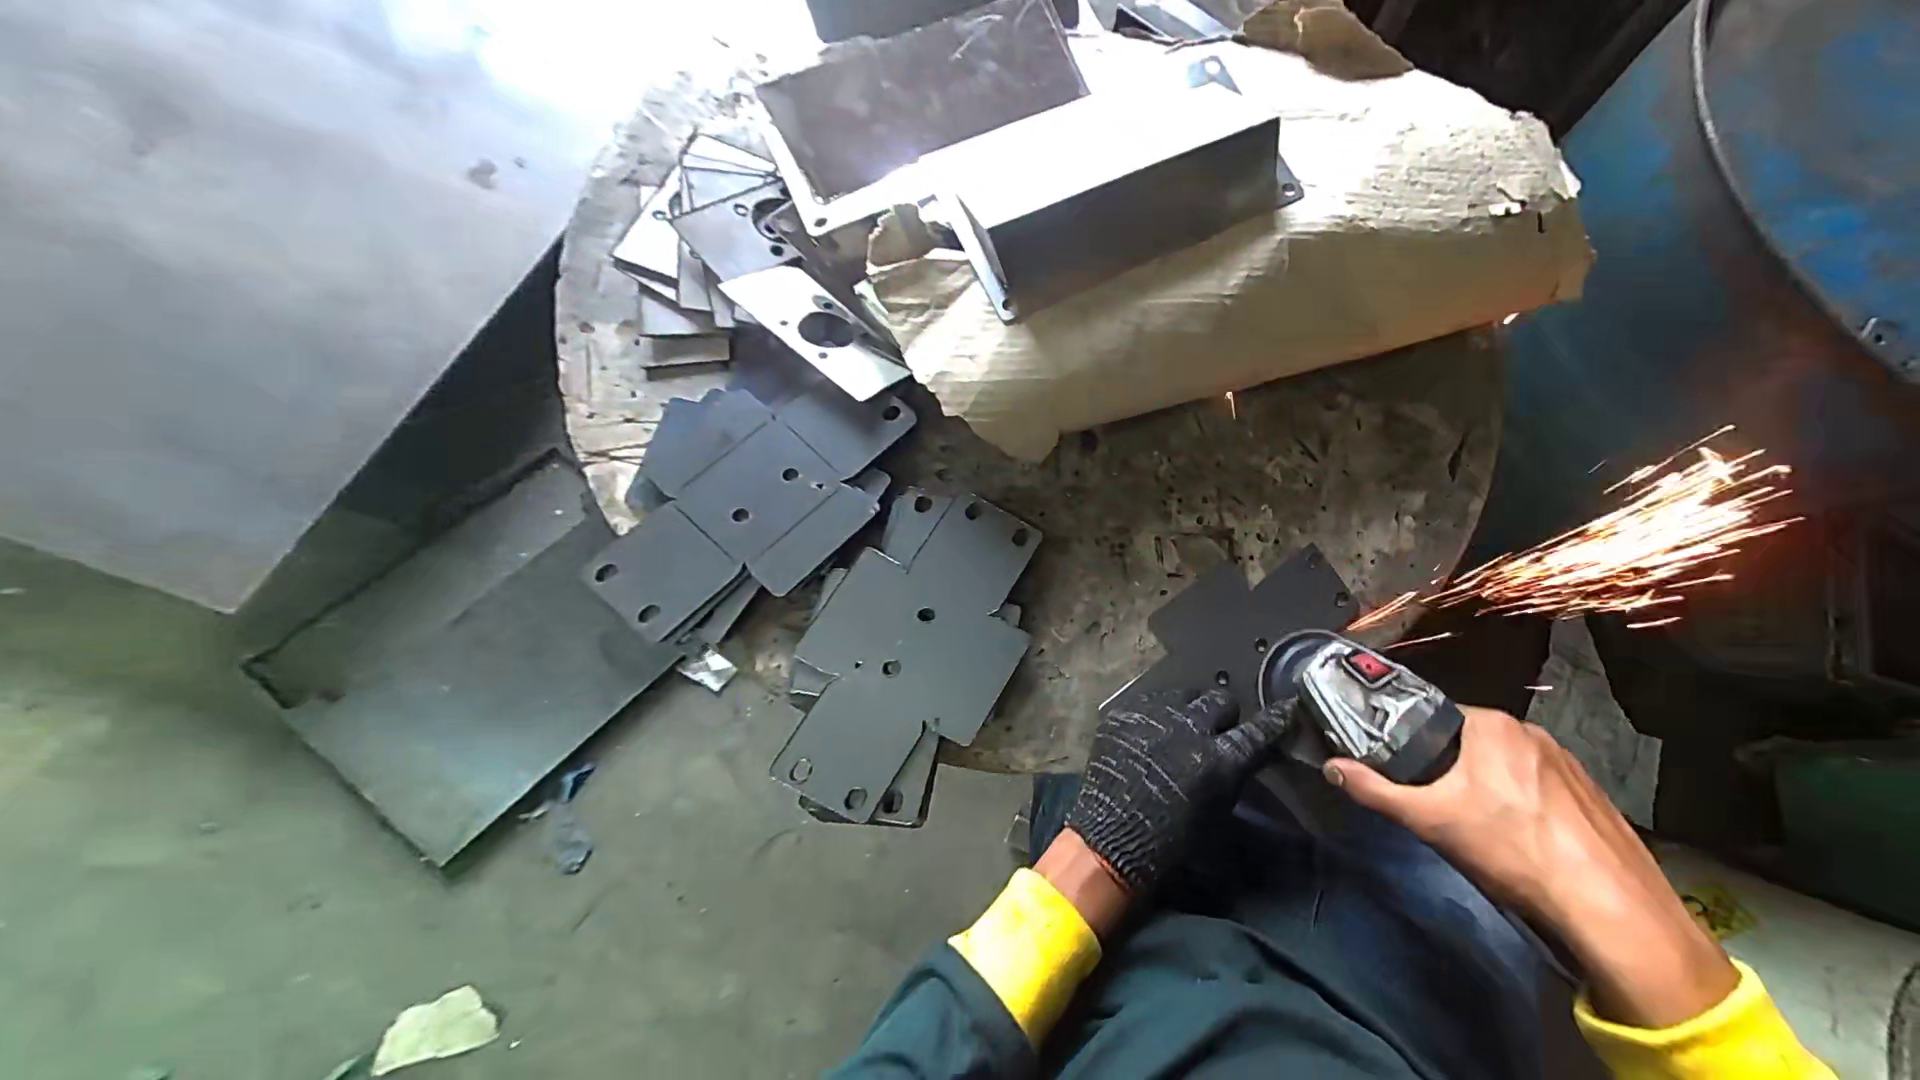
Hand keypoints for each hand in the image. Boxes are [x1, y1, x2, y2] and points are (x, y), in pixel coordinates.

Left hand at [1064, 688, 1288, 896]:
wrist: (1112, 836)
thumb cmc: (1172, 838)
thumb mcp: (1219, 811)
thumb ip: (1235, 776)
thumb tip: (1249, 756)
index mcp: (1221, 758)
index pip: (1259, 730)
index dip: (1274, 720)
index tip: (1285, 709)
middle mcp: (1189, 727)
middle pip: (1219, 700)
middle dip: (1222, 713)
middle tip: (1215, 729)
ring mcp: (1153, 715)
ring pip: (1181, 694)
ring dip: (1186, 708)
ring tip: (1178, 726)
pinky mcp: (1123, 713)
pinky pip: (1146, 702)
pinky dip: (1152, 715)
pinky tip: (1146, 733)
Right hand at [1324, 706, 1736, 1027]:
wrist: (1612, 910)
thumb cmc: (1511, 848)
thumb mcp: (1428, 819)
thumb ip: (1374, 789)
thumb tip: (1331, 768)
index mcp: (1492, 725)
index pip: (1433, 717)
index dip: (1410, 742)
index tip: (1398, 767)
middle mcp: (1532, 732)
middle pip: (1468, 741)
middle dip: (1448, 766)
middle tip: (1432, 799)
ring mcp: (1569, 763)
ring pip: (1504, 764)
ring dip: (1485, 784)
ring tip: (1474, 820)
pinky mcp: (1594, 794)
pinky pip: (1537, 785)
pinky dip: (1521, 802)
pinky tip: (1519, 836)